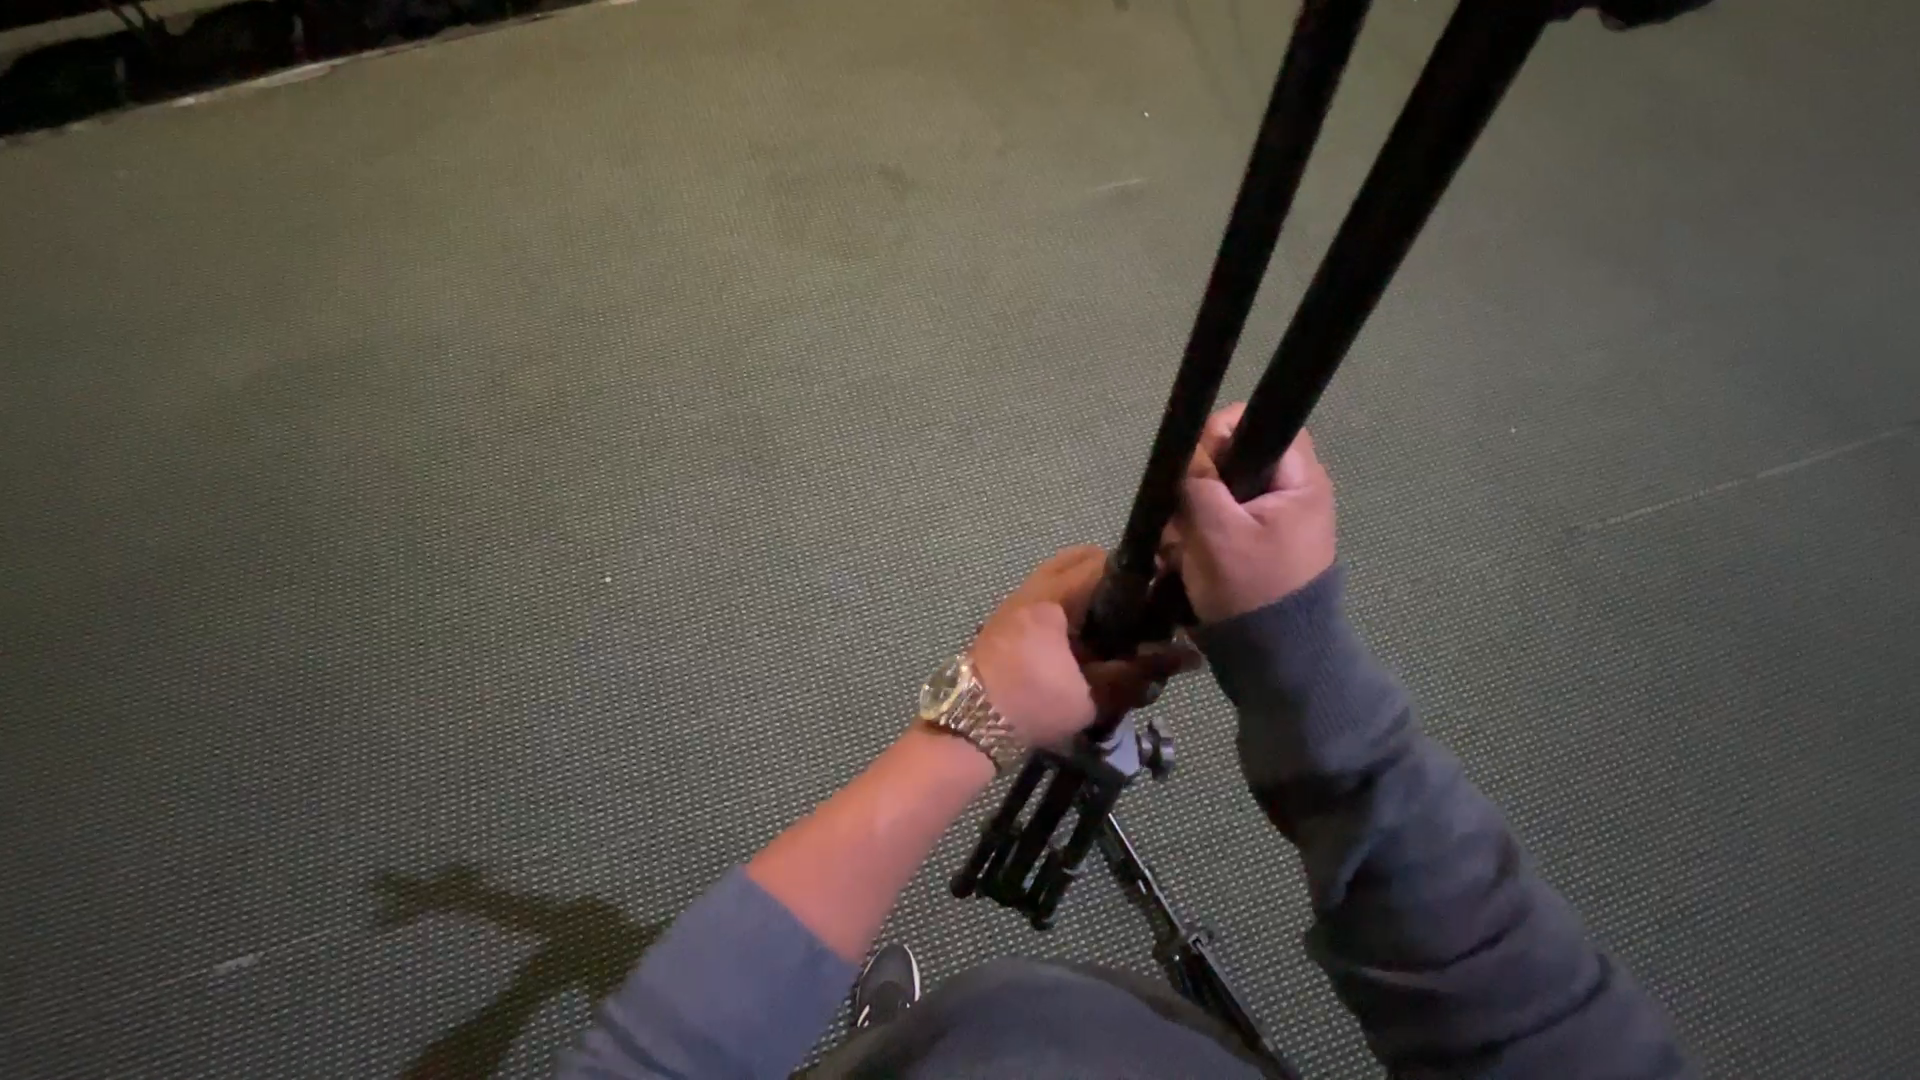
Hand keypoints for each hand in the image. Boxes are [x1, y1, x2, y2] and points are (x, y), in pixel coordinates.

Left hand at [971, 546, 1197, 748]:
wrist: (968, 725)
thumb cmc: (1031, 705)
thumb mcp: (1091, 696)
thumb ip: (1138, 675)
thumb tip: (1188, 660)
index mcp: (1052, 600)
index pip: (1102, 564)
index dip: (1137, 571)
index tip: (1163, 586)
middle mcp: (1031, 590)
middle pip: (1077, 558)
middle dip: (1111, 571)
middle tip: (1139, 599)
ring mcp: (1013, 601)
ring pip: (1056, 573)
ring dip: (1085, 584)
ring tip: (1114, 615)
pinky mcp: (1005, 618)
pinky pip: (1043, 591)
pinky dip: (1066, 597)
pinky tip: (1082, 629)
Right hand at [1166, 403, 1336, 623]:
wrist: (1274, 656)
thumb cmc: (1251, 587)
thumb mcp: (1216, 530)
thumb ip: (1199, 482)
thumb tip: (1188, 455)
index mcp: (1299, 481)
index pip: (1257, 426)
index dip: (1220, 434)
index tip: (1194, 466)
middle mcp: (1293, 494)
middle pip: (1235, 462)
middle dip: (1199, 483)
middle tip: (1182, 513)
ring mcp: (1276, 522)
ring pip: (1222, 495)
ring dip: (1194, 515)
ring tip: (1180, 544)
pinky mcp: (1259, 546)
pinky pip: (1222, 523)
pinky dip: (1200, 535)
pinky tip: (1185, 557)